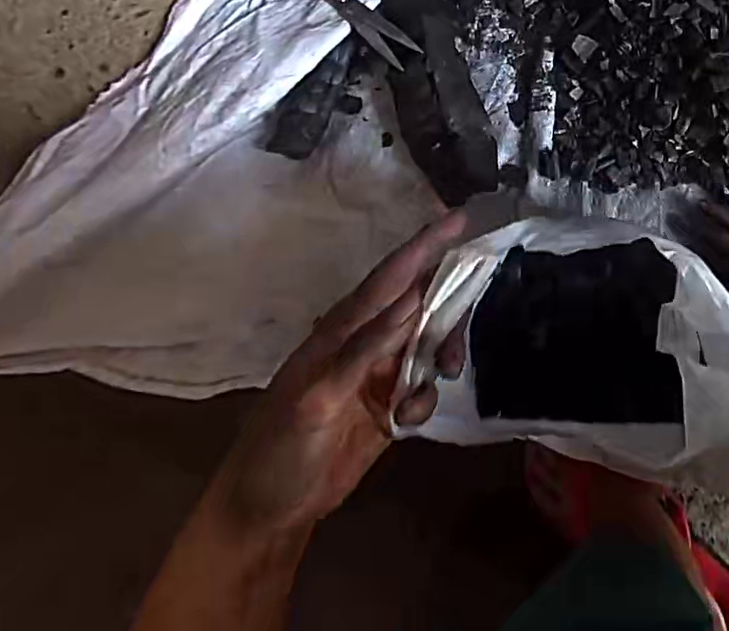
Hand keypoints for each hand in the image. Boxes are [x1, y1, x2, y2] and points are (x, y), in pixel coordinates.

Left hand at [200, 211, 471, 537]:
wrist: (268, 510)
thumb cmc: (280, 448)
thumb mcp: (320, 398)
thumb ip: (366, 349)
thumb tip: (412, 300)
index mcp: (343, 327)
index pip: (392, 276)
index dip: (425, 245)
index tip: (460, 217)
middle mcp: (367, 339)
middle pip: (421, 305)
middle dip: (449, 312)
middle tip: (459, 337)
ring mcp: (379, 370)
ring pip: (429, 343)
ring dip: (442, 357)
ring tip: (440, 379)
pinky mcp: (390, 402)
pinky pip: (424, 387)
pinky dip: (425, 399)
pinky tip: (405, 421)